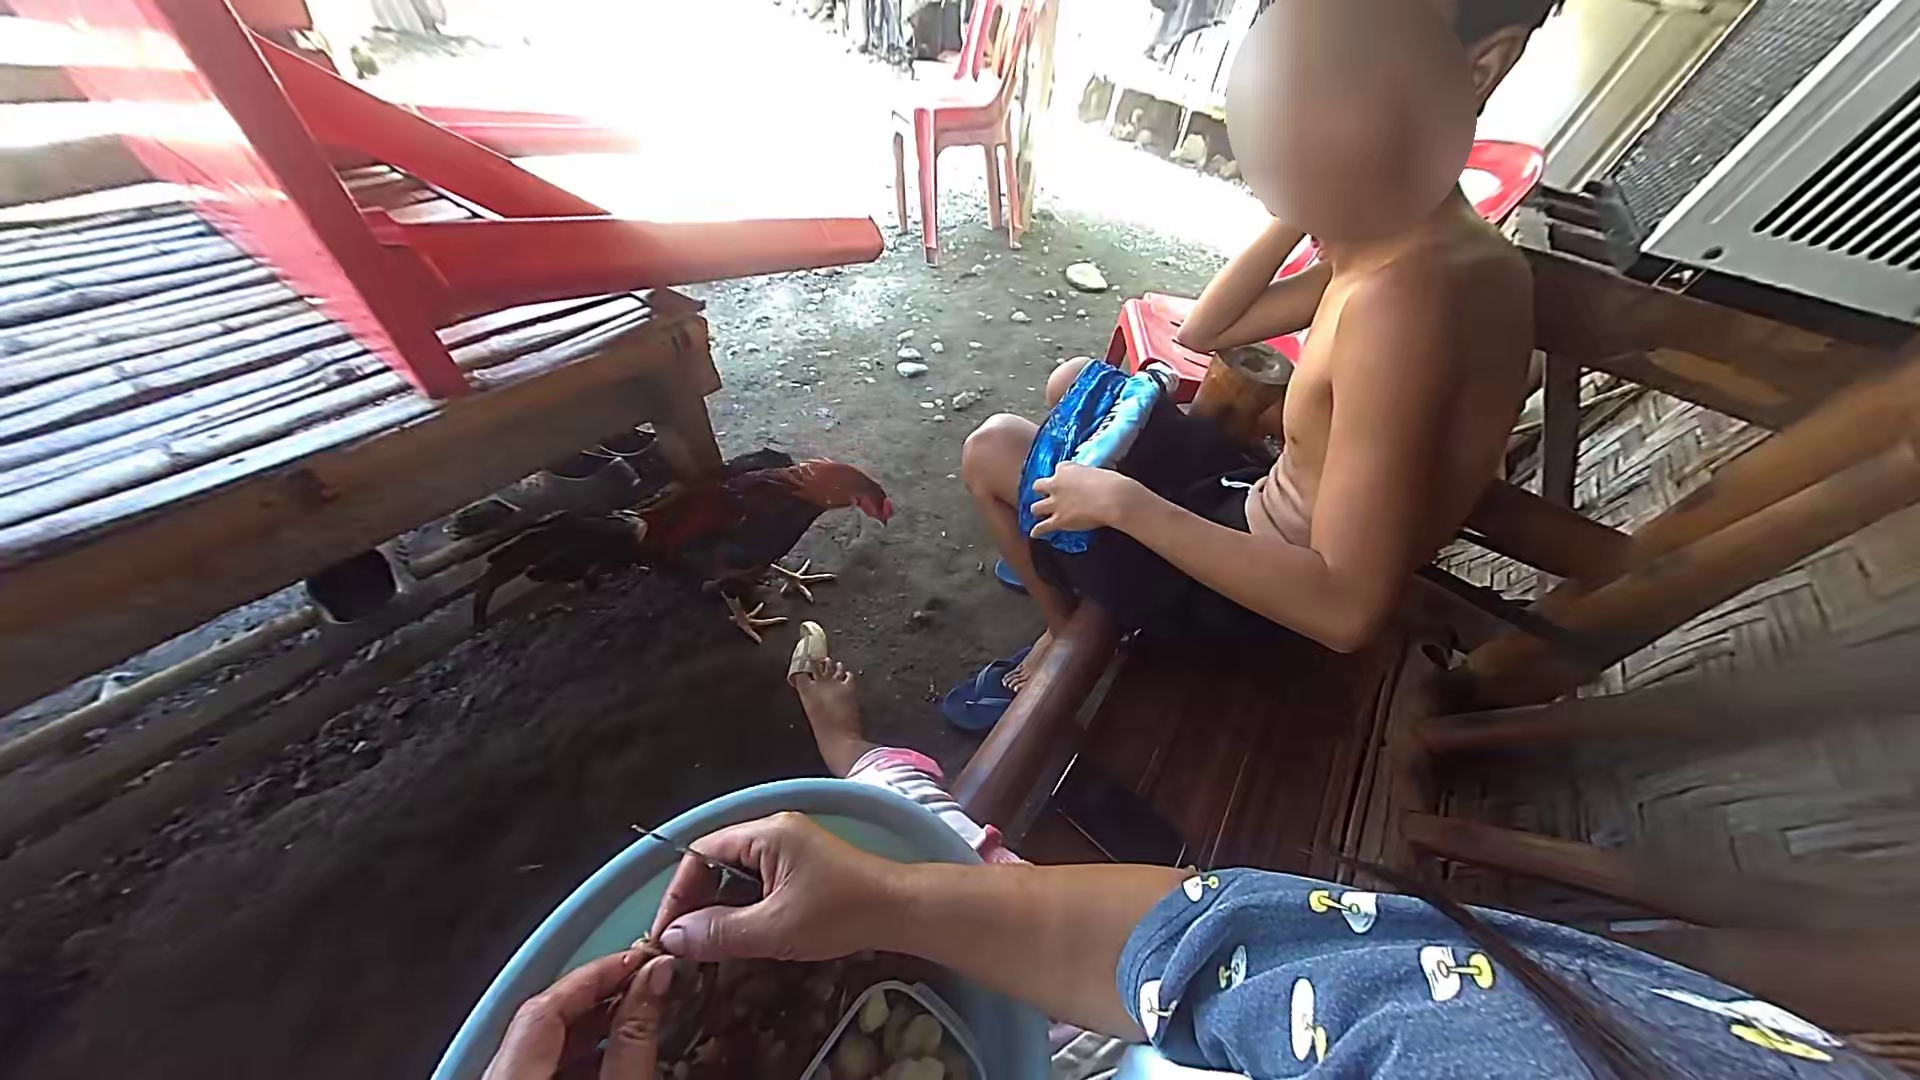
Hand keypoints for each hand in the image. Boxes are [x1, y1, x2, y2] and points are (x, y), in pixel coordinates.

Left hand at [482, 946, 675, 1079]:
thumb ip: (634, 1038)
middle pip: (539, 1021)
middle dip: (597, 995)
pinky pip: (533, 1069)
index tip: (641, 959)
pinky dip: (573, 1056)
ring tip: (635, 1020)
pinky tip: (610, 1060)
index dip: (595, 973)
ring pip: (537, 1045)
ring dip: (589, 1025)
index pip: (544, 1006)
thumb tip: (656, 974)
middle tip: (644, 982)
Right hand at [649, 812, 903, 961]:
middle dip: (695, 898)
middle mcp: (776, 830)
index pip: (703, 850)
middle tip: (680, 943)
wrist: (895, 907)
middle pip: (717, 857)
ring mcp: (790, 844)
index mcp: (768, 833)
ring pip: (737, 870)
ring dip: (717, 903)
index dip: (679, 890)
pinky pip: (757, 877)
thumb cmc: (838, 912)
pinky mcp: (801, 862)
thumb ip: (719, 931)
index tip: (666, 932)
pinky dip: (741, 902)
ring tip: (702, 943)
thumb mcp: (774, 928)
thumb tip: (671, 937)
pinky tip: (736, 931)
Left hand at [1029, 464, 1147, 538]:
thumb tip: (1090, 482)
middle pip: (1038, 486)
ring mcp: (1055, 504)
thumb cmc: (1110, 483)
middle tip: (1048, 496)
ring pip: (1035, 508)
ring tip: (1040, 514)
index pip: (1059, 468)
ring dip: (1038, 511)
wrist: (1112, 498)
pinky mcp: (1058, 520)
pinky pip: (1042, 527)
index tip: (1067, 480)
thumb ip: (1087, 476)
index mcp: (1066, 469)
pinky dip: (1038, 531)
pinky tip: (1035, 534)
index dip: (1063, 475)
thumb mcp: (1096, 471)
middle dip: (1041, 491)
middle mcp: (1056, 485)